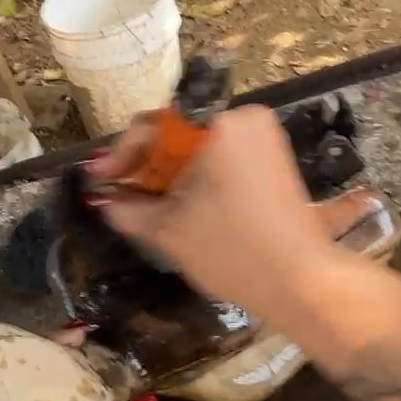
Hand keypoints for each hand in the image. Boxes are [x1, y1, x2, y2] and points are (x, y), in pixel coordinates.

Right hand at [88, 106, 332, 314]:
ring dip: (167, 174)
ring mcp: (263, 139)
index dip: (121, 154)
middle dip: (144, 166)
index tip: (100, 180)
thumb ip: (128, 208)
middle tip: (117, 194)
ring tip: (140, 203)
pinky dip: (194, 179)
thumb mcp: (169, 229)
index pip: (154, 126)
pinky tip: (174, 204)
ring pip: (198, 149)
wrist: (299, 281)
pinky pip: (220, 160)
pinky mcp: (272, 162)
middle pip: (177, 135)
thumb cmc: (232, 250)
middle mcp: (244, 119)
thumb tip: (102, 199)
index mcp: (219, 124)